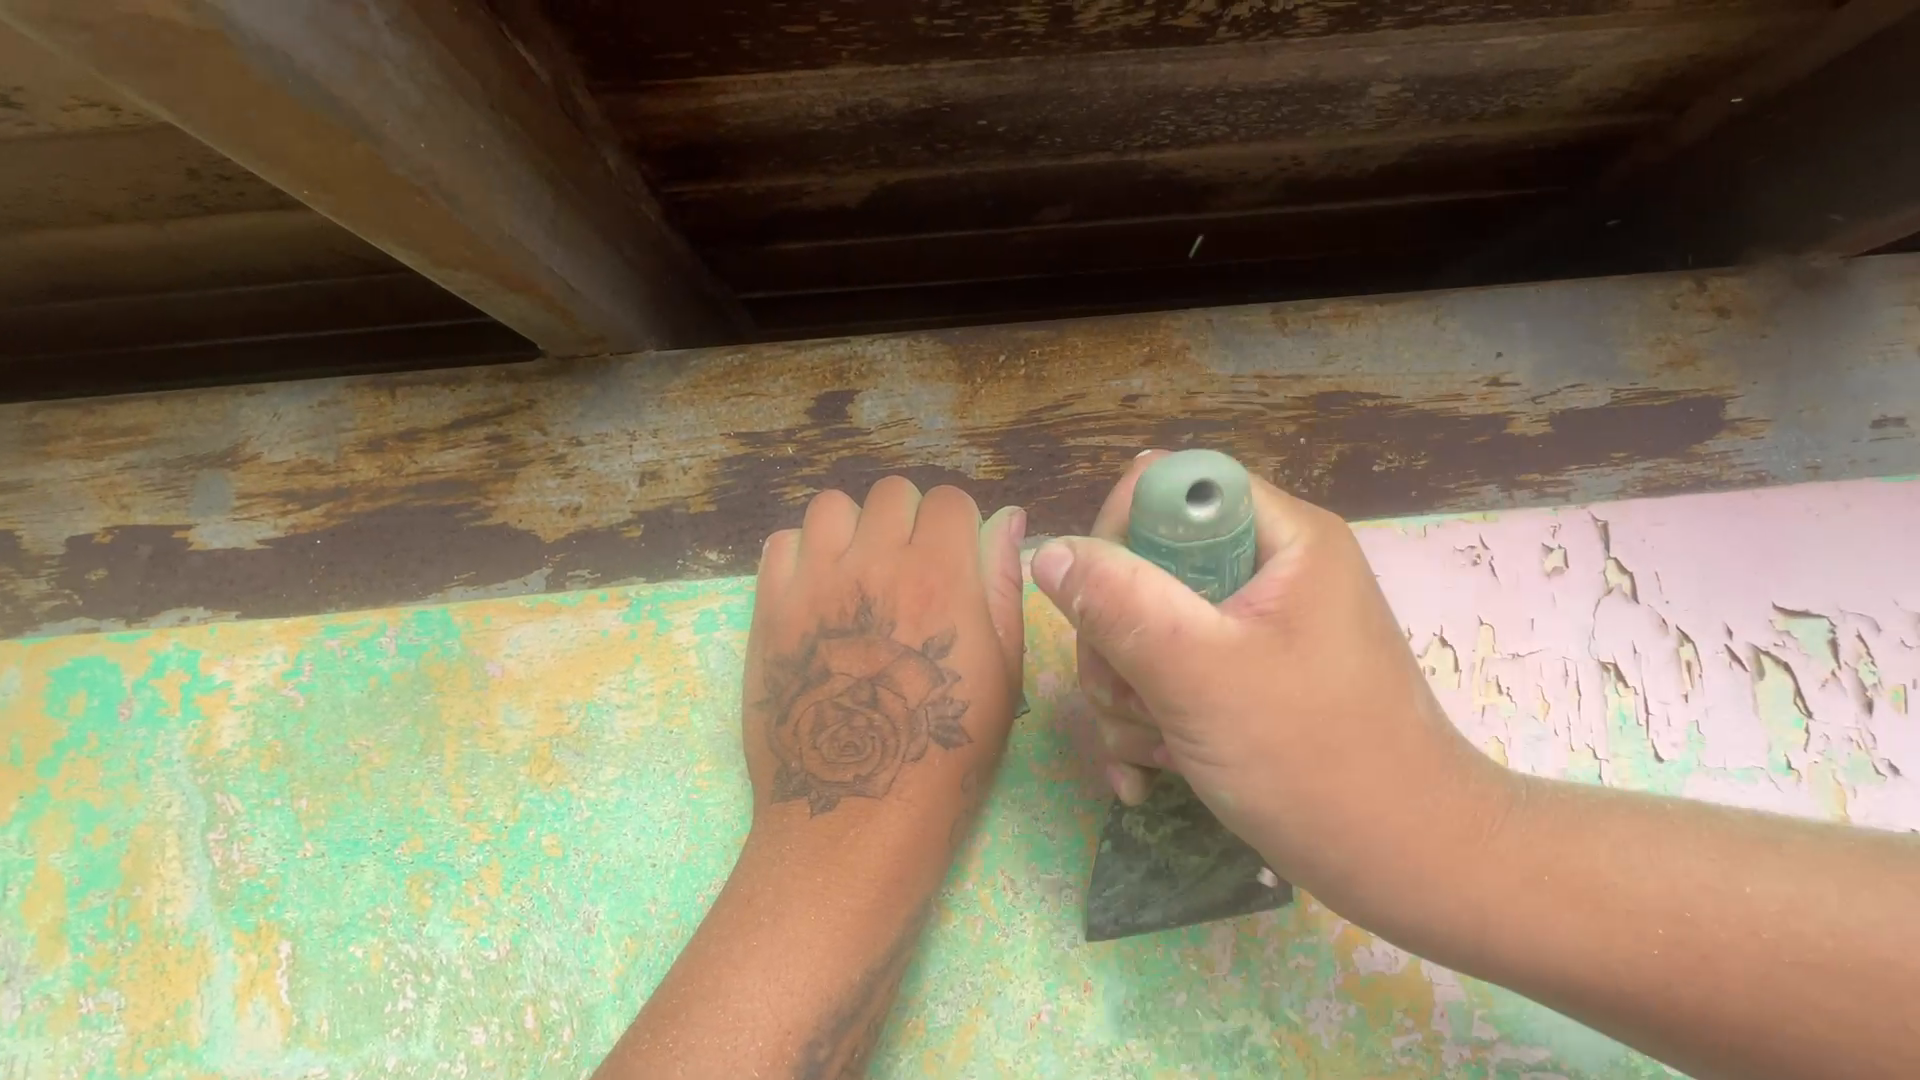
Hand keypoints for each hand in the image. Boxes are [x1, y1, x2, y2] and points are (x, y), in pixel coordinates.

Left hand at [598, 480, 1024, 1079]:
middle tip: (908, 570)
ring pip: (831, 505)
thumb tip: (1009, 520)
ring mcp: (814, 581)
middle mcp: (875, 562)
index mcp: (940, 576)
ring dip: (852, 528)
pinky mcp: (768, 607)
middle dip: (907, 520)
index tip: (954, 560)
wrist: (852, 813)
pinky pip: (781, 542)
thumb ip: (1002, 586)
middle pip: (891, 492)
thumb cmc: (944, 755)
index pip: (949, 500)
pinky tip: (816, 594)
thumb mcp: (1001, 674)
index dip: (957, 526)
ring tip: (858, 573)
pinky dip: (802, 555)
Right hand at [1029, 452, 1513, 921]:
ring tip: (1151, 750)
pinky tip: (1151, 769)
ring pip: (1146, 624)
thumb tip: (1047, 551)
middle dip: (1116, 638)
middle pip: (1148, 562)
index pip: (1173, 487)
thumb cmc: (1316, 763)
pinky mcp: (1244, 677)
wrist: (1406, 867)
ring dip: (1125, 691)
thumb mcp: (1201, 675)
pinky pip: (1167, 671)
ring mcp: (1255, 628)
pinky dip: (1146, 718)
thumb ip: (1119, 604)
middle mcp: (1267, 570)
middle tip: (1126, 700)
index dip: (1122, 533)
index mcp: (1282, 538)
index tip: (1103, 605)